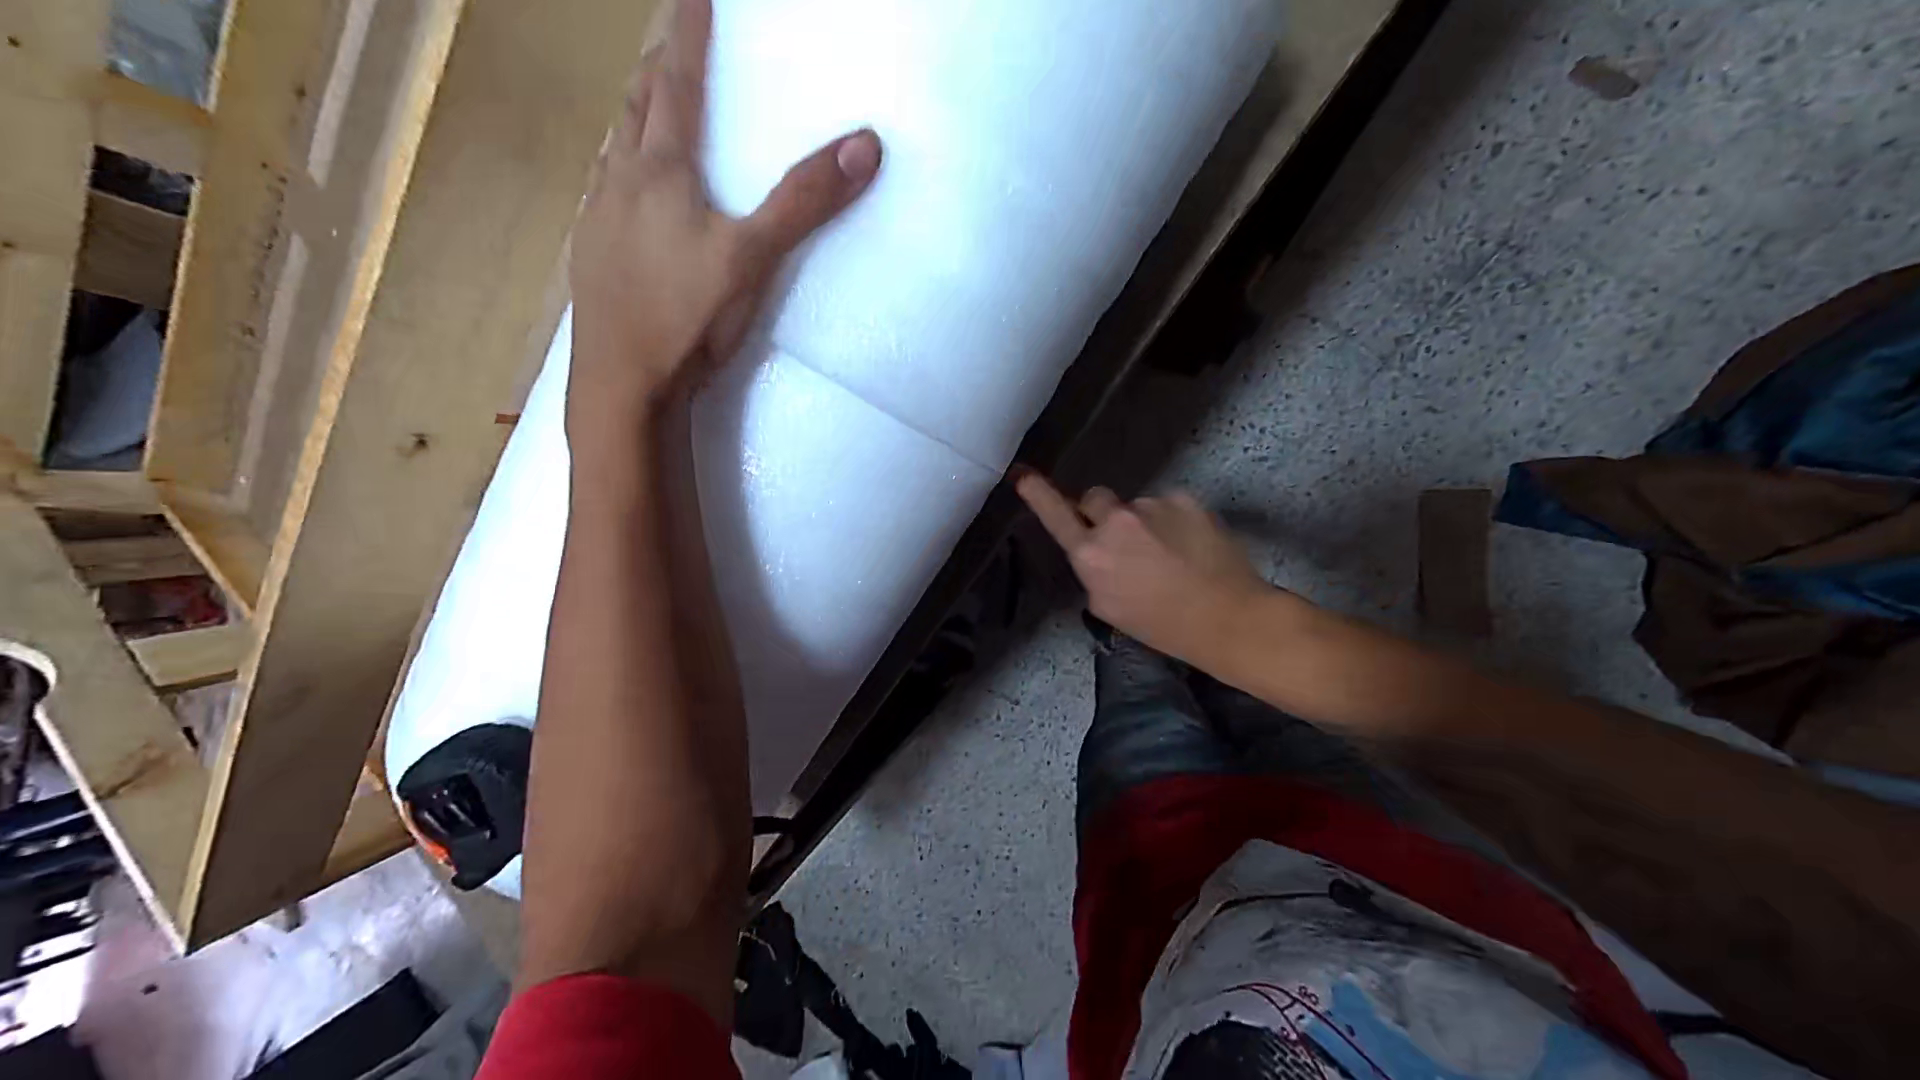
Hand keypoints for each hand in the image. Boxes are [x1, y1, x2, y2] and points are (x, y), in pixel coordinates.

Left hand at [567, 0, 881, 444]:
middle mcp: (619, 182)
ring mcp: (596, 221)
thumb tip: (865, 145)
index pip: (675, 83)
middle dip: (654, 73)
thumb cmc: (687, 316)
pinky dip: (617, 177)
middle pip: (634, 108)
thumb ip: (804, 202)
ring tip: (645, 117)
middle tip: (667, 52)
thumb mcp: (753, 258)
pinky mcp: (589, 259)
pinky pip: (601, 197)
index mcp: (660, 170)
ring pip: (611, 152)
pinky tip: (624, 199)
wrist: (623, 381)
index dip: (686, 34)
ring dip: (630, 123)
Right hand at [1015, 471, 1268, 661]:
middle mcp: (1116, 522)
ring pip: (1136, 506)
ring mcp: (1152, 506)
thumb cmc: (1162, 625)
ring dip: (1144, 522)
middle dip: (1102, 513)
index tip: (1022, 474)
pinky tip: (1191, 546)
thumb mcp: (1109, 608)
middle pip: (1095, 499)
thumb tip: (1097, 554)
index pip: (1055, 515)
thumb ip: (1093, 573)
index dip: (1037, 493)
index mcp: (1090, 555)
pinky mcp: (1185, 499)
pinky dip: (1174, 521)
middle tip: (1127, 542)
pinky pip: (1167, 505)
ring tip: (1171, 554)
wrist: (1227, 616)